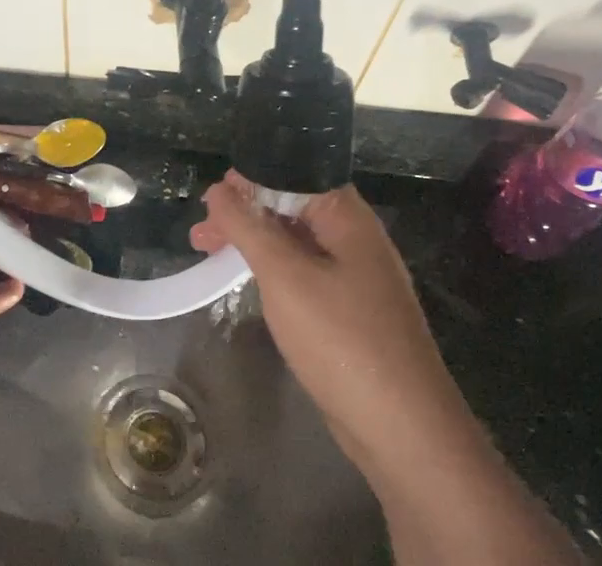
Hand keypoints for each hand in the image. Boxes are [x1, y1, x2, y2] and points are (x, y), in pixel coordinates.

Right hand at [189, 172, 471, 463]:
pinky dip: (271, 271)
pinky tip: (247, 283)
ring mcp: (356, 278)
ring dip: (253, 243)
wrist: (401, 426)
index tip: (210, 195)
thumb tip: (219, 190)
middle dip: (245, 214)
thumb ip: (249, 227)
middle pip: (293, 208)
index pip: (295, 175)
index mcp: (349, 219)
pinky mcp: (350, 312)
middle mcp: (356, 240)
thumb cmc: (341, 339)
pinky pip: (304, 274)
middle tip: (200, 234)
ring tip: (207, 255)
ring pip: (296, 243)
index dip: (251, 178)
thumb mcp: (284, 276)